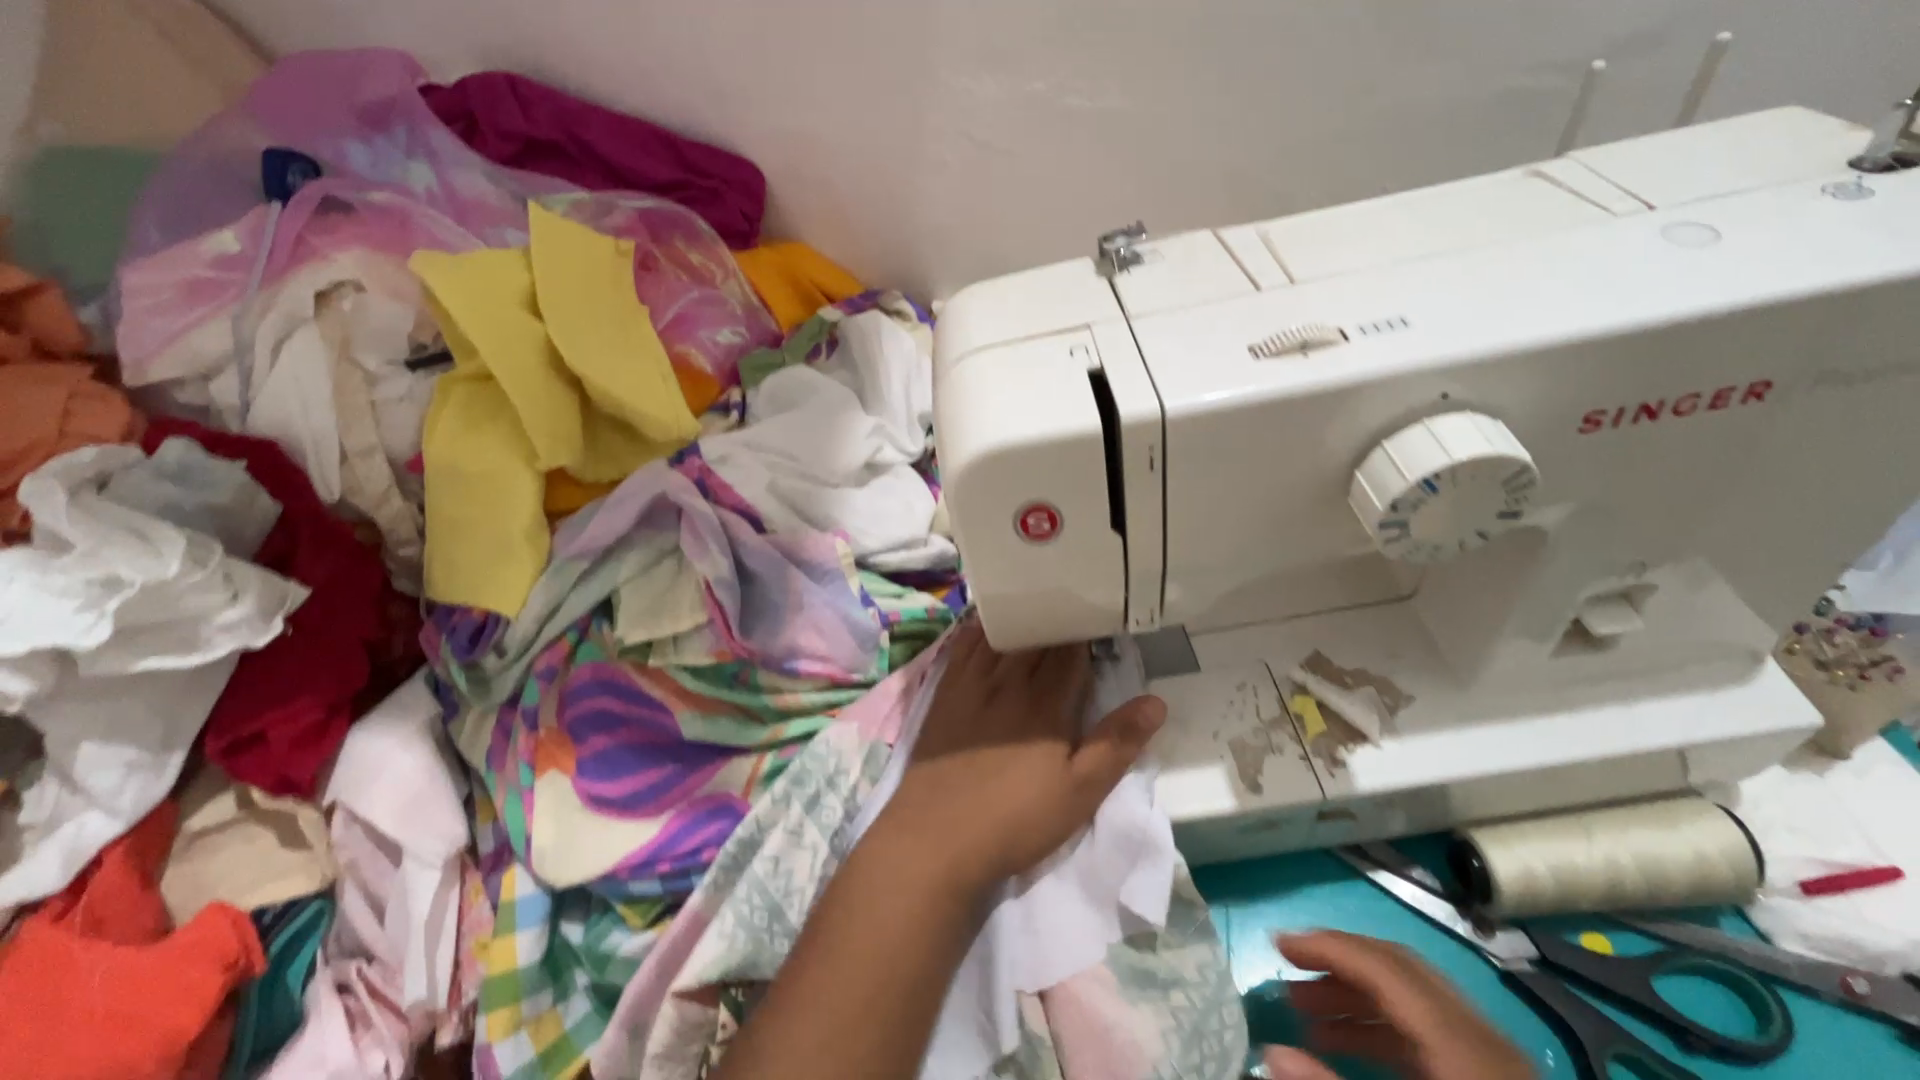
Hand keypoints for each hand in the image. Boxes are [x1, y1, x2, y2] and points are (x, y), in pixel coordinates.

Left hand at [870, 617, 1166, 895]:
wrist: (935, 840)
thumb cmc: (1015, 821)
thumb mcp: (1079, 793)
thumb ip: (1116, 744)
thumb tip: (1156, 701)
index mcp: (1046, 704)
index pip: (1071, 653)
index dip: (1087, 634)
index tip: (1102, 619)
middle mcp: (1007, 684)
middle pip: (1036, 639)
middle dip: (1058, 623)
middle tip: (1075, 610)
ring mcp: (970, 687)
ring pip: (1001, 638)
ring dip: (1021, 620)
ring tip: (1037, 606)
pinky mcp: (942, 697)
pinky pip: (962, 649)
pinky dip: (979, 631)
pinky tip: (986, 623)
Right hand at [1262, 931, 1536, 1079]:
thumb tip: (1273, 1054)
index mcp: (1463, 1047)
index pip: (1386, 969)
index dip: (1329, 948)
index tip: (1279, 944)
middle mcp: (1480, 1040)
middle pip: (1402, 973)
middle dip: (1339, 966)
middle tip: (1287, 975)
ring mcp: (1490, 1062)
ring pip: (1414, 1002)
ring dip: (1357, 998)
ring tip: (1305, 1014)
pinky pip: (1428, 1035)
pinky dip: (1381, 1029)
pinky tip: (1346, 1050)